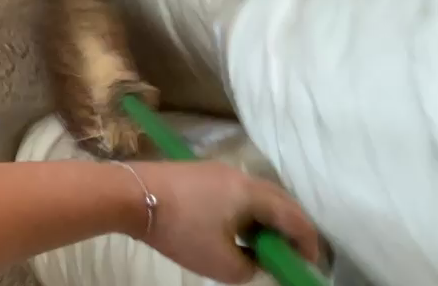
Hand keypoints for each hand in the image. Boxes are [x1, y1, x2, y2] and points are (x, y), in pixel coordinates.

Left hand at [128, 161, 323, 282]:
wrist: (127, 194)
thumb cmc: (180, 228)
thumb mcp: (226, 264)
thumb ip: (257, 269)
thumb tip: (263, 264)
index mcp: (251, 192)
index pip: (296, 218)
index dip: (309, 246)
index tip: (307, 269)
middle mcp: (235, 174)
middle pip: (278, 200)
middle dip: (290, 230)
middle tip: (288, 257)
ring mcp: (211, 168)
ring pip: (254, 193)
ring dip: (265, 218)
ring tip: (261, 246)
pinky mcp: (193, 170)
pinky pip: (233, 190)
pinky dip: (243, 209)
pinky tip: (234, 229)